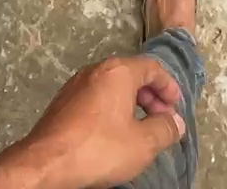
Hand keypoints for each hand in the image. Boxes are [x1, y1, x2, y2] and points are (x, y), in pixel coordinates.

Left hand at [0, 55, 183, 188]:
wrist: (49, 159)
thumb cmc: (99, 148)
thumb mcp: (142, 143)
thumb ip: (164, 129)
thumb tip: (176, 121)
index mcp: (117, 72)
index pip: (151, 67)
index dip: (168, 85)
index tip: (177, 106)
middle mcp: (96, 69)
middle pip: (131, 73)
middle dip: (151, 95)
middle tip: (162, 119)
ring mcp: (78, 82)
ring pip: (113, 84)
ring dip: (133, 101)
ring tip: (142, 127)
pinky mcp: (66, 98)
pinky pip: (98, 94)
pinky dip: (114, 105)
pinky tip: (116, 129)